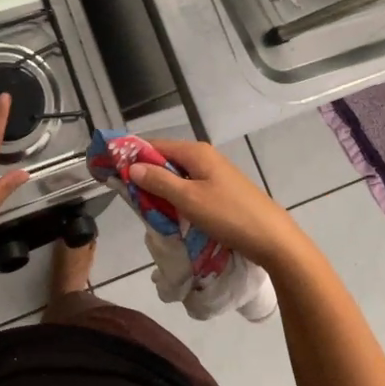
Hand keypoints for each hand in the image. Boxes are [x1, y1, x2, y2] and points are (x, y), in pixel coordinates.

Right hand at [129, 137, 307, 268]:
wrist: (273, 240)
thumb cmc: (229, 216)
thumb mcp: (188, 199)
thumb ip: (158, 181)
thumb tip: (132, 167)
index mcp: (195, 152)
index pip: (154, 145)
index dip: (132, 156)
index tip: (111, 171)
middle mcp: (204, 157)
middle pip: (165, 160)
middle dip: (145, 176)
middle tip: (129, 196)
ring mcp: (214, 175)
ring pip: (177, 177)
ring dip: (161, 191)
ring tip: (147, 208)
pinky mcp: (221, 192)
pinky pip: (189, 189)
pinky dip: (176, 199)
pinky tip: (171, 215)